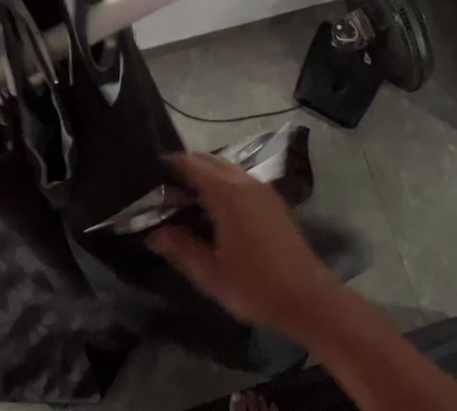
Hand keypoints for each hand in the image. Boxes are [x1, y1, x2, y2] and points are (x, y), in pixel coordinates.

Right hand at [146, 152, 347, 336]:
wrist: (307, 296)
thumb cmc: (255, 285)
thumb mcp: (210, 274)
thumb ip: (180, 248)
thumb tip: (153, 233)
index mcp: (226, 193)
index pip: (191, 164)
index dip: (169, 165)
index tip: (149, 177)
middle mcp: (244, 181)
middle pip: (208, 160)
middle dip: (185, 168)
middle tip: (163, 190)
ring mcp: (262, 188)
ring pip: (226, 167)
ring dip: (205, 174)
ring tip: (184, 199)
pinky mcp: (272, 199)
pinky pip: (240, 177)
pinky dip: (222, 181)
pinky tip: (213, 208)